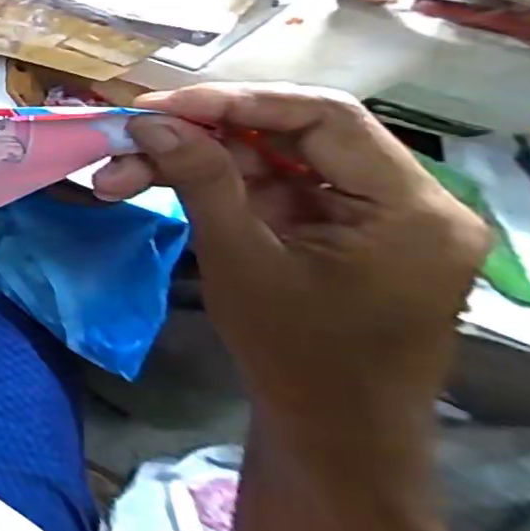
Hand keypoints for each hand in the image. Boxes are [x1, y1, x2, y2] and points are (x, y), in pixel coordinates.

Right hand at [92, 83, 489, 440]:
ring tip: (119, 176)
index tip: (157, 106)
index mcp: (411, 208)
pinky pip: (268, 186)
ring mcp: (368, 215)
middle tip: (129, 137)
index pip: (324, 118)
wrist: (330, 429)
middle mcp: (405, 200)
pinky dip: (209, 183)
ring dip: (191, 161)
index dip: (234, 101)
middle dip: (200, 133)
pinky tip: (152, 185)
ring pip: (268, 158)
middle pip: (292, 134)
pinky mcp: (336, 229)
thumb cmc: (295, 350)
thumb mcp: (240, 257)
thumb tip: (149, 121)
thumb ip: (201, 179)